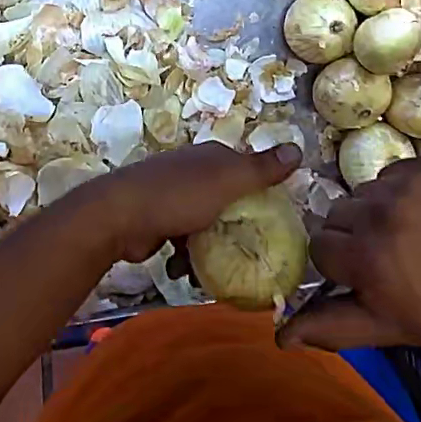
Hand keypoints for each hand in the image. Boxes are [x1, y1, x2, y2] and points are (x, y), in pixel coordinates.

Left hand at [83, 143, 301, 261]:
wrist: (121, 216)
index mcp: (212, 156)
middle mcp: (193, 171)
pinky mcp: (158, 220)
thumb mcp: (228, 180)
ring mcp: (173, 196)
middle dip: (236, 226)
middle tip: (251, 253)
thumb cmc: (180, 195)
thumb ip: (262, 169)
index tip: (276, 221)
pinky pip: (183, 240)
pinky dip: (187, 257)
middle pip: (227, 200)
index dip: (262, 192)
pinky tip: (188, 273)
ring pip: (205, 224)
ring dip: (211, 248)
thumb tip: (298, 148)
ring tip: (219, 271)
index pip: (247, 170)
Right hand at [279, 157, 420, 351]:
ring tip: (410, 235)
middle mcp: (379, 213)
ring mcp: (405, 185)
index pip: (320, 246)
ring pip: (363, 193)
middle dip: (354, 235)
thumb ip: (331, 326)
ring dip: (375, 212)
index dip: (340, 263)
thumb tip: (281, 336)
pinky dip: (399, 190)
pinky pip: (391, 172)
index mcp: (366, 257)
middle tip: (389, 256)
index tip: (366, 275)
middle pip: (338, 214)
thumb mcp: (387, 329)